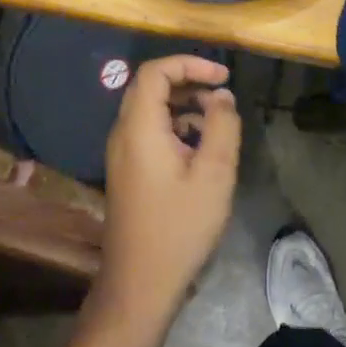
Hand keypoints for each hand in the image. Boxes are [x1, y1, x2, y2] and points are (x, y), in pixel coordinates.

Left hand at [98, 55, 240, 314]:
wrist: (140, 283)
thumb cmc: (179, 226)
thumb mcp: (214, 173)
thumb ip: (222, 126)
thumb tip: (222, 96)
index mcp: (140, 127)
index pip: (155, 71)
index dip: (190, 63)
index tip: (223, 77)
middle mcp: (124, 133)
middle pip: (150, 86)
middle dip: (188, 81)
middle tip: (222, 94)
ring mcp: (122, 154)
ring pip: (150, 109)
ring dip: (184, 105)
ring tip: (218, 123)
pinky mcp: (128, 171)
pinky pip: (149, 131)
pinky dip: (175, 125)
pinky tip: (201, 149)